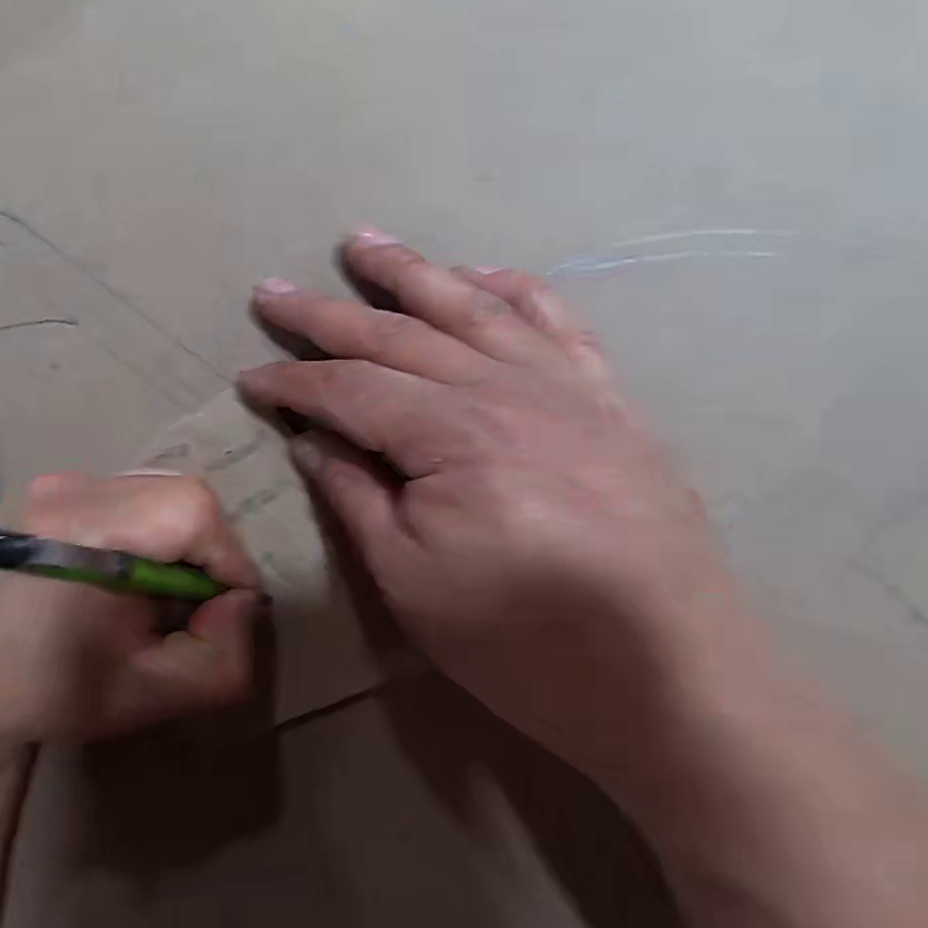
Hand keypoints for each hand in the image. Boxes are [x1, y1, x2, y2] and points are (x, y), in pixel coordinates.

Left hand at [0, 473, 261, 744]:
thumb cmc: (62, 692)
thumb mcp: (160, 694)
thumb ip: (225, 653)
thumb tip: (241, 599)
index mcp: (86, 534)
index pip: (192, 509)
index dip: (227, 558)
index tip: (224, 610)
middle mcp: (69, 492)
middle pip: (181, 494)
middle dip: (207, 550)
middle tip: (190, 605)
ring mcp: (57, 484)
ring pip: (162, 490)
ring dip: (181, 541)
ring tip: (157, 593)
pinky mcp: (55, 488)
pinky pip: (135, 494)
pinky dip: (154, 531)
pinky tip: (129, 574)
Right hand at [239, 230, 739, 771]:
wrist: (678, 684)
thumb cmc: (522, 642)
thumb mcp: (407, 580)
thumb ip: (353, 495)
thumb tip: (311, 438)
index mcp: (456, 438)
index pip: (350, 389)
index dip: (292, 381)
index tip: (249, 378)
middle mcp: (509, 393)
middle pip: (397, 336)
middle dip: (324, 313)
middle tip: (270, 290)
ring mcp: (567, 390)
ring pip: (471, 310)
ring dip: (410, 272)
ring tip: (362, 242)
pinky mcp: (607, 404)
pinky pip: (556, 326)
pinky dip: (513, 290)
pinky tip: (480, 273)